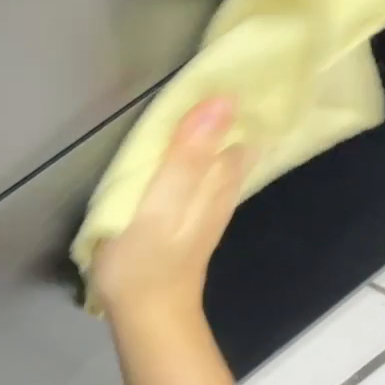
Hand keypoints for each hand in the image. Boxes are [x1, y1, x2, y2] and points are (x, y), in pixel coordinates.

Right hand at [88, 96, 250, 324]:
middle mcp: (217, 195)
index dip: (239, 101)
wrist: (147, 319)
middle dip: (235, 118)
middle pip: (234, 147)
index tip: (237, 66)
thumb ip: (184, 157)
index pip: (235, 130)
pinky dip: (205, 164)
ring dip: (222, 139)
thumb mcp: (158, 208)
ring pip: (223, 167)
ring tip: (214, 112)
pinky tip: (196, 161)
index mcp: (212, 183)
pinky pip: (204, 185)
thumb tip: (220, 100)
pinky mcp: (186, 230)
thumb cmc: (145, 263)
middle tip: (228, 83)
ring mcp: (203, 215)